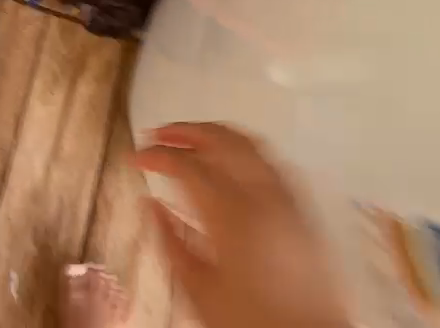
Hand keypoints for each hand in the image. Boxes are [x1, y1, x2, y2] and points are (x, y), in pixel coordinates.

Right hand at [135, 123, 347, 327]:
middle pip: (219, 139)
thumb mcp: (199, 290)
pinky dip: (244, 150)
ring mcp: (286, 200)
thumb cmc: (251, 320)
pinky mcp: (304, 210)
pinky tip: (233, 162)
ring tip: (193, 140)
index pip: (185, 165)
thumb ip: (170, 241)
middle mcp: (260, 196)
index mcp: (229, 213)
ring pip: (248, 144)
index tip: (135, 157)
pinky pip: (270, 162)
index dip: (155, 155)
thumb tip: (150, 204)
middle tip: (160, 135)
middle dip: (184, 131)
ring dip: (215, 134)